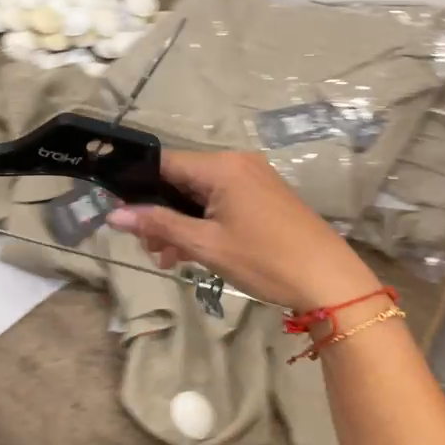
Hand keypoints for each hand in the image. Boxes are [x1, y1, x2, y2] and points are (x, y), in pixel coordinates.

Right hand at [107, 151, 379, 311]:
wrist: (331, 281)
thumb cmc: (265, 259)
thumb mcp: (206, 244)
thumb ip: (158, 225)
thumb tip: (113, 216)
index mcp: (221, 167)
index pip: (163, 163)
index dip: (137, 187)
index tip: (122, 216)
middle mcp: (236, 163)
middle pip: (180, 180)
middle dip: (159, 213)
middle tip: (149, 249)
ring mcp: (253, 178)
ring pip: (198, 194)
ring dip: (179, 223)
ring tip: (168, 259)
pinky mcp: (263, 196)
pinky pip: (219, 201)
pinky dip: (202, 222)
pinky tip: (191, 252)